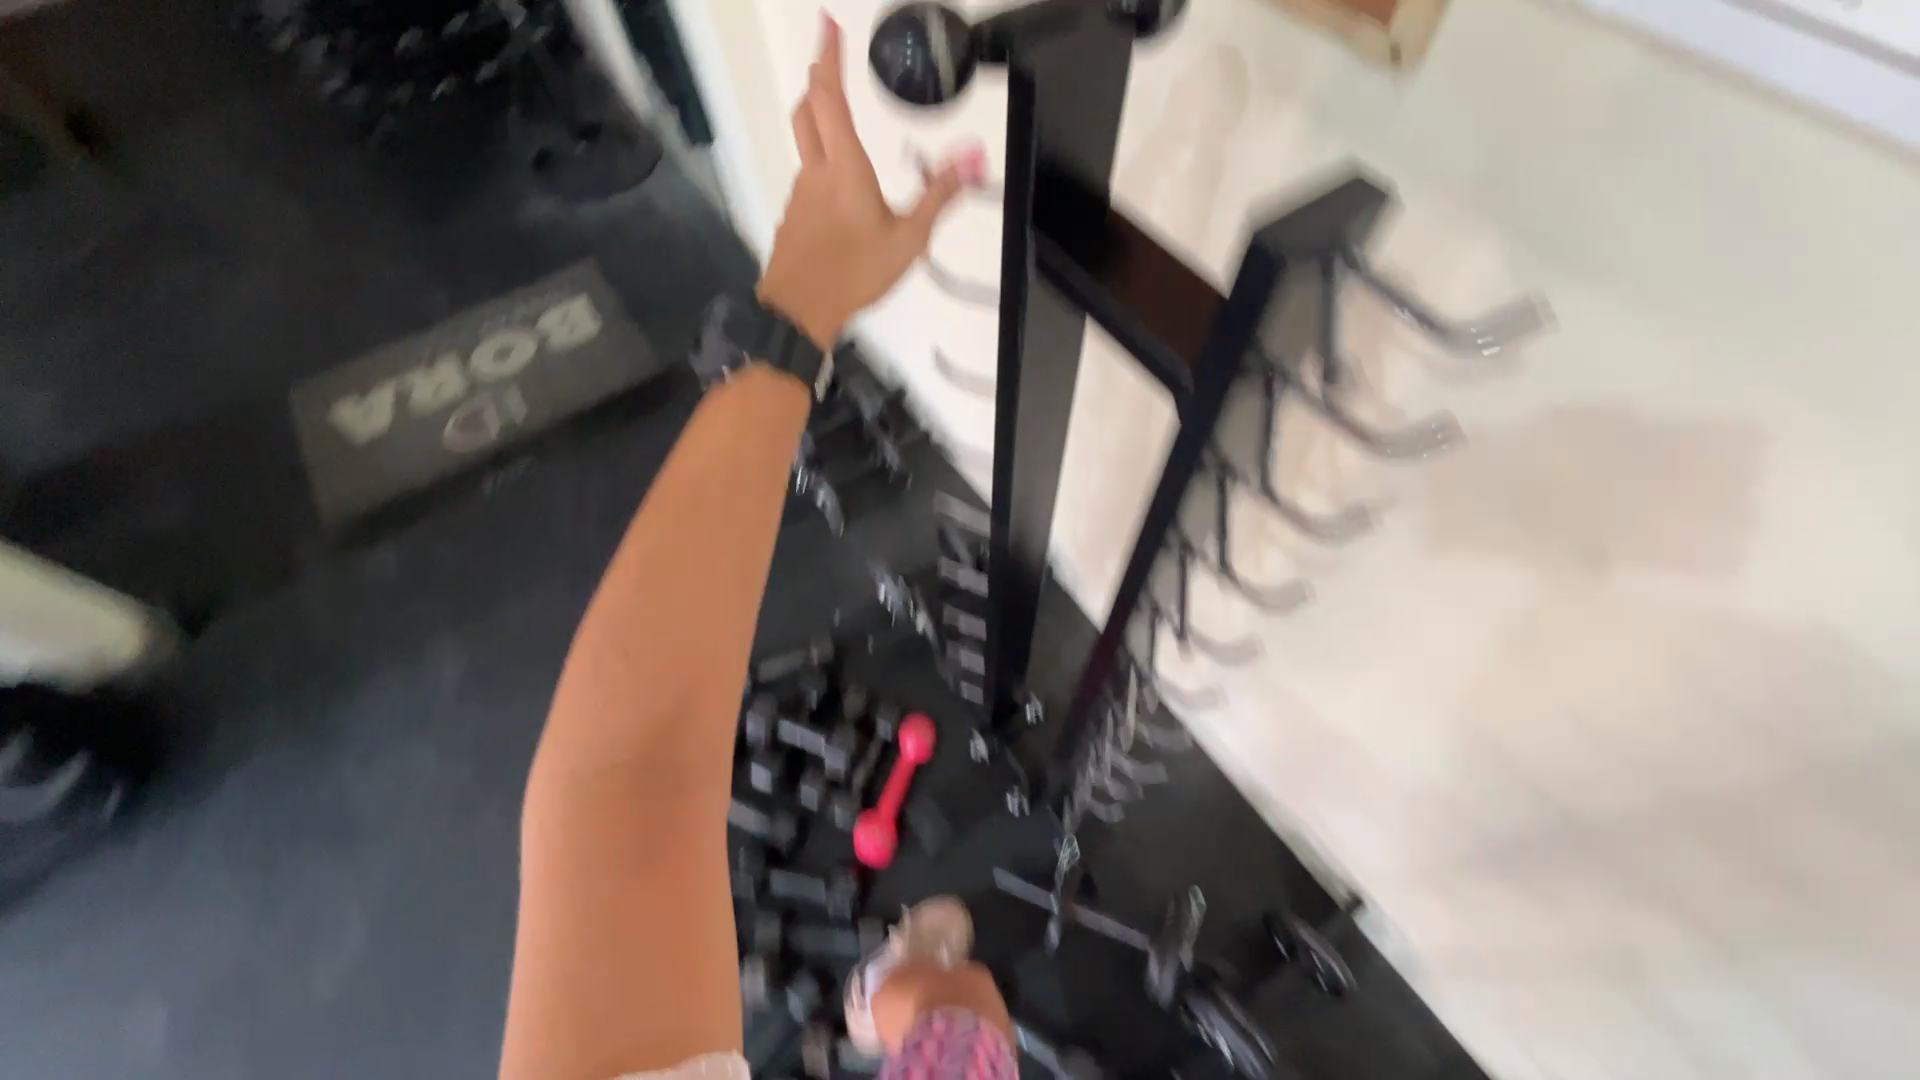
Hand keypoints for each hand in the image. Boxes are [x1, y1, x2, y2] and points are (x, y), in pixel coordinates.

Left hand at [757, 14, 986, 350]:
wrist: (800, 311)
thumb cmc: (854, 274)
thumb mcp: (909, 239)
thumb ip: (941, 195)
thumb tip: (973, 158)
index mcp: (844, 167)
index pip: (829, 96)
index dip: (828, 57)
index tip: (829, 27)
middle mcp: (816, 172)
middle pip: (807, 111)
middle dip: (818, 81)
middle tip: (829, 64)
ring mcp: (800, 196)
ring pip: (804, 145)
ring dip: (817, 124)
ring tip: (839, 127)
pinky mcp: (793, 219)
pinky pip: (805, 181)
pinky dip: (819, 168)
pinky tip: (838, 195)